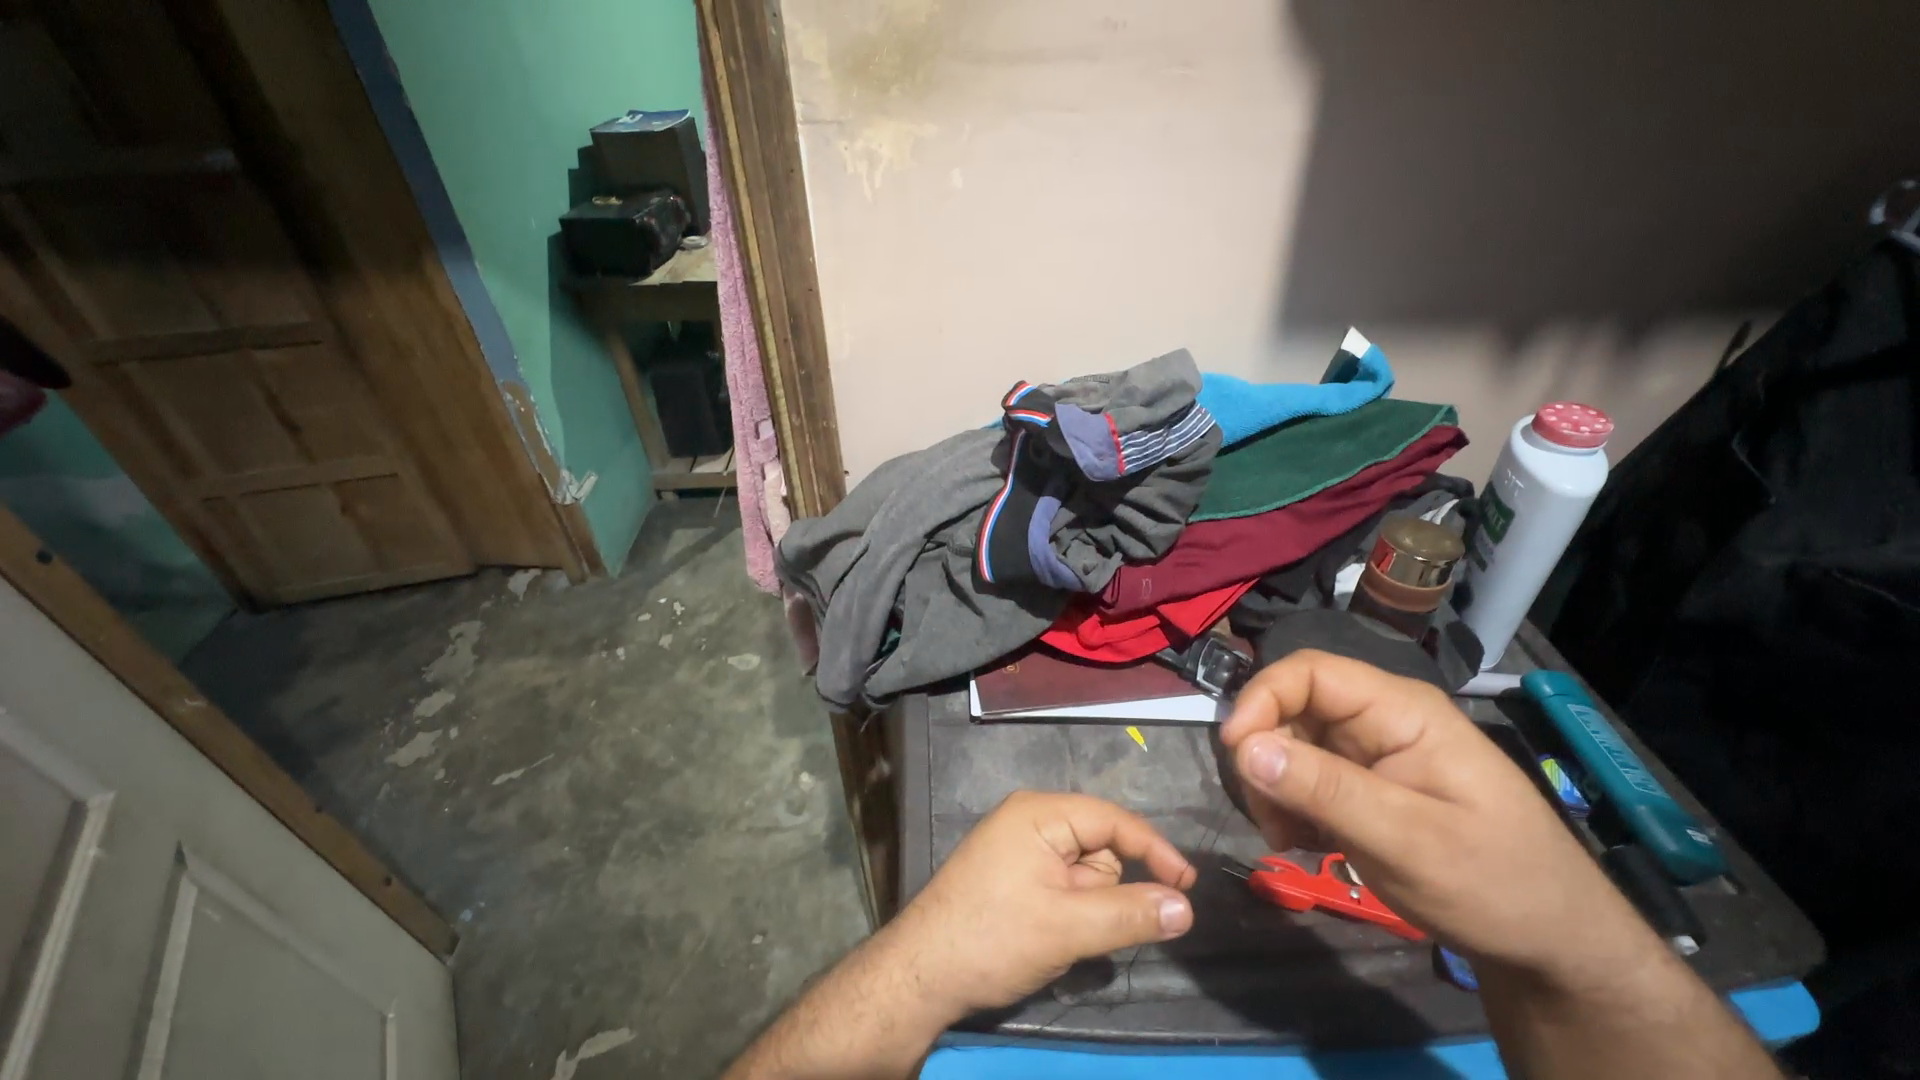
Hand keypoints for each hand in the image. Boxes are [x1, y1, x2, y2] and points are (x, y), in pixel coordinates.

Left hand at [879, 791, 1197, 1020]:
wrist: (920, 975)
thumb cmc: (992, 938)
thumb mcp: (1068, 928)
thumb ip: (1130, 914)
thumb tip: (1186, 908)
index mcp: (1039, 813)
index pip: (1113, 820)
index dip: (1154, 850)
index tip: (1188, 887)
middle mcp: (1029, 820)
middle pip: (1100, 848)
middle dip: (1105, 891)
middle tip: (1079, 926)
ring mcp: (1018, 848)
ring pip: (1083, 874)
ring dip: (1085, 909)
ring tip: (1053, 936)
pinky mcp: (1011, 876)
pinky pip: (1061, 888)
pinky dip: (1067, 914)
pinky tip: (1043, 938)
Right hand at [1219, 650, 1655, 987]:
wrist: (1550, 943)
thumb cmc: (1495, 883)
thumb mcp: (1408, 840)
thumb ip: (1326, 790)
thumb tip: (1244, 748)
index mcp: (1400, 711)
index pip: (1309, 672)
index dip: (1262, 698)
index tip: (1236, 752)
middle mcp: (1379, 722)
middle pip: (1291, 709)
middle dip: (1264, 757)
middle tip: (1268, 820)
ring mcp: (1369, 755)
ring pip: (1289, 746)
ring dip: (1272, 789)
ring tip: (1287, 840)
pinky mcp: (1362, 787)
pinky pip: (1302, 779)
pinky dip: (1288, 808)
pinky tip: (1302, 843)